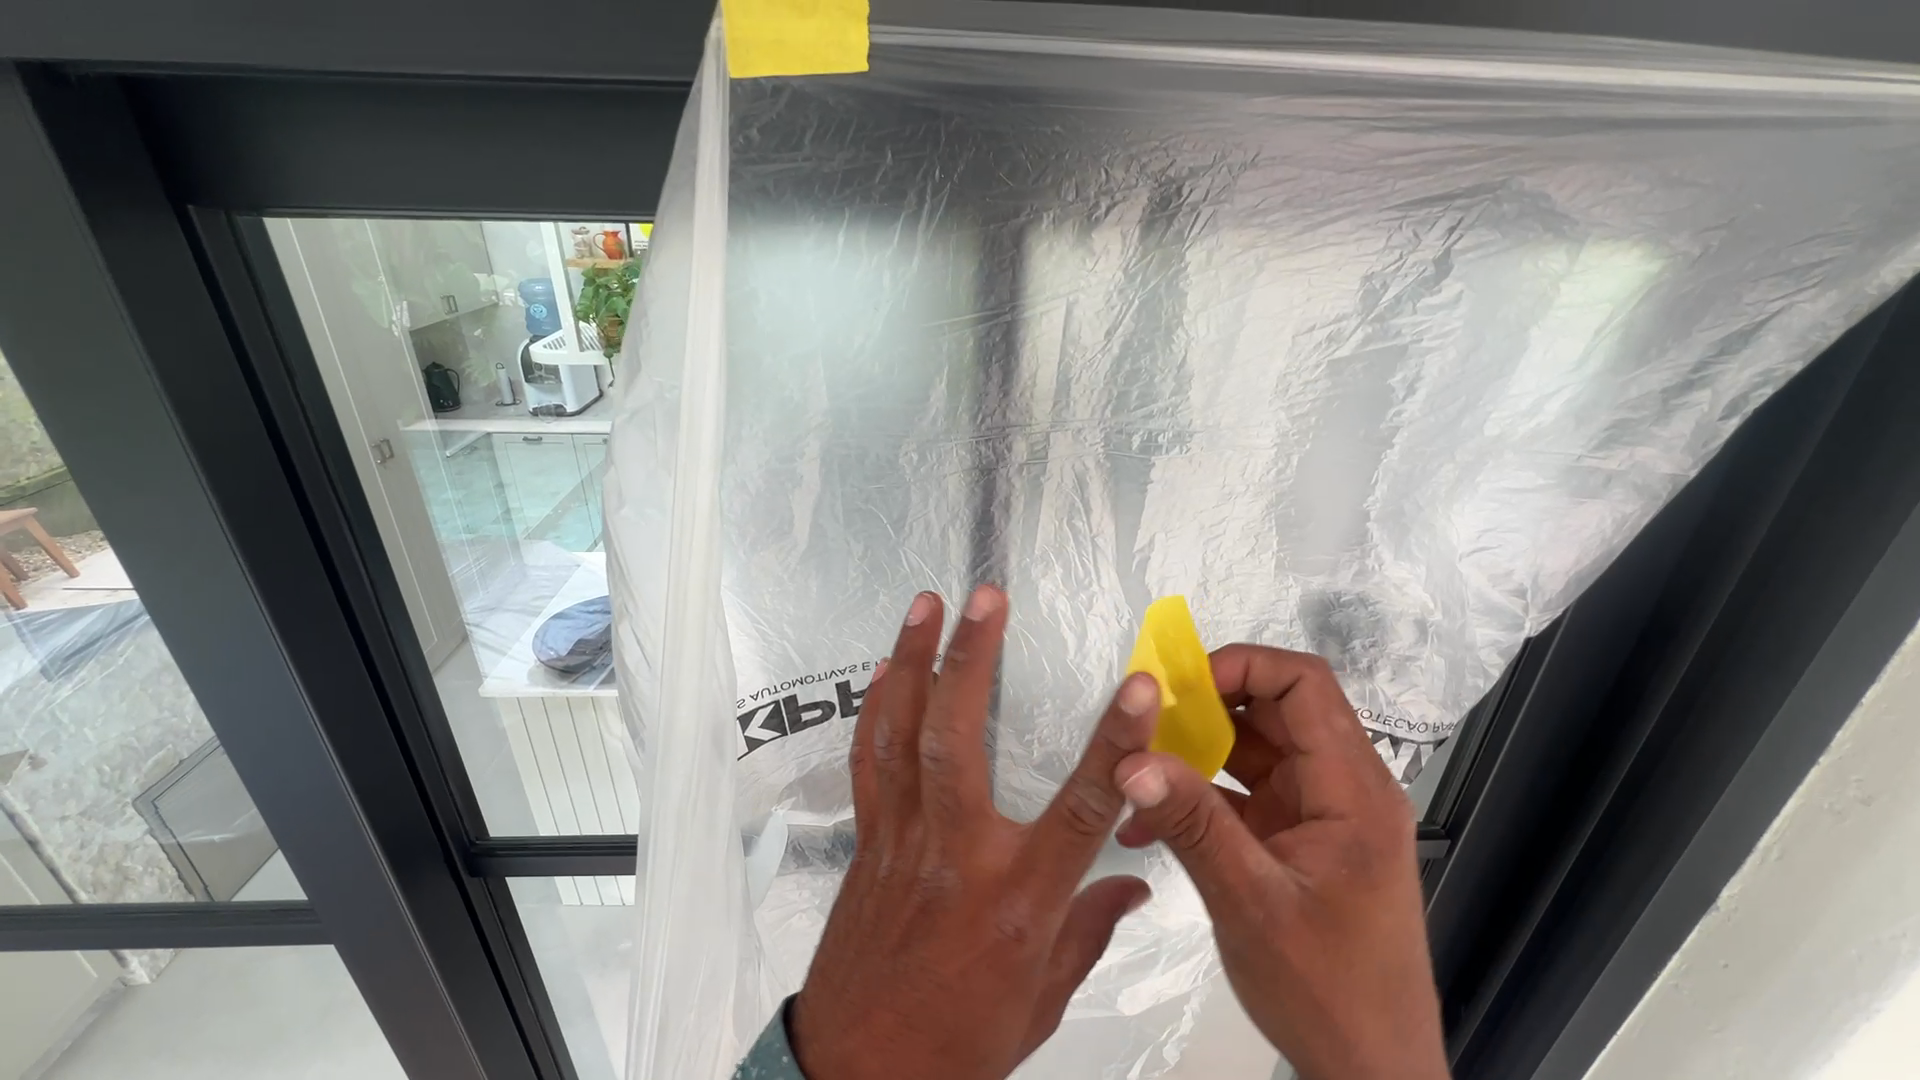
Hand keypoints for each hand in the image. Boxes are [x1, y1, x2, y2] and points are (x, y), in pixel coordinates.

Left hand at [790, 586, 1163, 1079]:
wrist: (857, 1071)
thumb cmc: (958, 1045)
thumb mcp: (1043, 1002)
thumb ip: (1090, 929)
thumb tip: (1135, 880)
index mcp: (1017, 901)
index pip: (1079, 809)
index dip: (1115, 744)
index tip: (1140, 684)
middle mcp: (956, 856)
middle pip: (957, 742)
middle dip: (972, 660)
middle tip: (986, 597)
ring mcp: (903, 842)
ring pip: (901, 737)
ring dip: (911, 663)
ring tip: (925, 604)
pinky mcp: (868, 842)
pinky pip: (868, 763)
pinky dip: (875, 707)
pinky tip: (882, 667)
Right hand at [1113, 645, 1449, 1079]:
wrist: (1369, 1074)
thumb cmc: (1328, 989)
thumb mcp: (1251, 903)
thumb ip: (1192, 824)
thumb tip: (1131, 760)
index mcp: (1352, 789)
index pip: (1304, 685)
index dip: (1242, 666)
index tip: (1178, 688)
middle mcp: (1339, 789)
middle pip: (1274, 712)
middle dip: (1205, 708)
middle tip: (1144, 722)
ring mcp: (1316, 817)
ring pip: (1253, 753)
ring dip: (1194, 755)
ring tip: (1136, 768)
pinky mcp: (1293, 843)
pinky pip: (1241, 798)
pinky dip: (1196, 800)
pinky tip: (1146, 825)